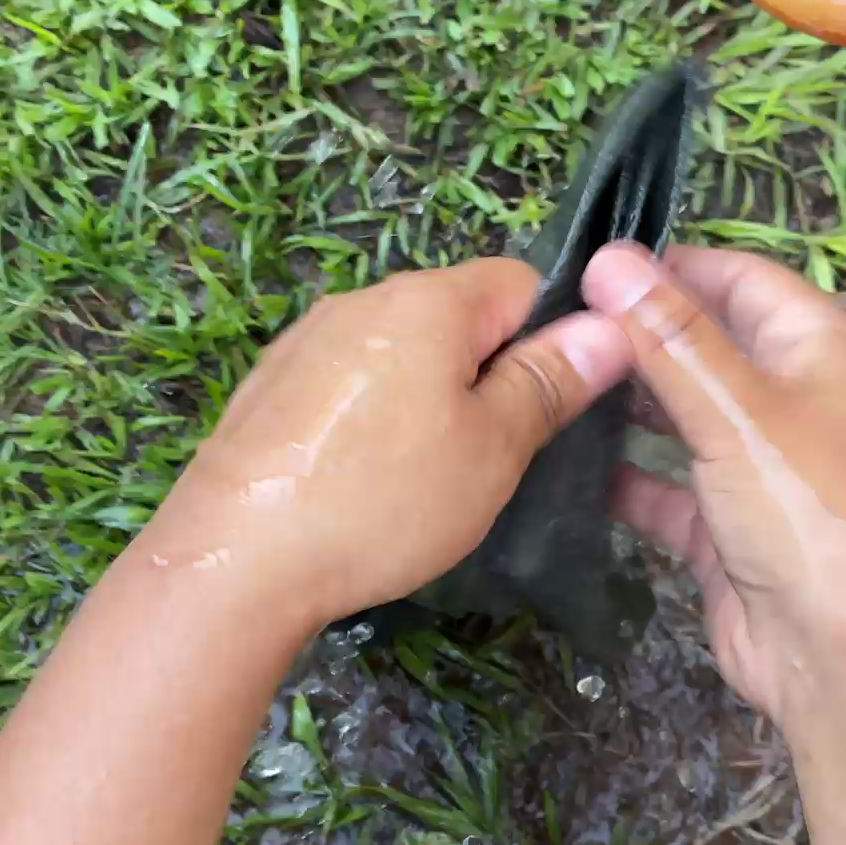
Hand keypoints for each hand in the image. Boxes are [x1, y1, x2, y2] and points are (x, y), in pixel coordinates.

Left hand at [139, 259, 631, 628]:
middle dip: (488, 371)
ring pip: (406, 350)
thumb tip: (611, 327)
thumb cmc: (385, 499)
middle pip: (460, 316)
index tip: (537, 407)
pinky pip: (354, 378)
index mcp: (427, 300)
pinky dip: (376, 412)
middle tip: (486, 451)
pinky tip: (362, 474)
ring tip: (422, 472)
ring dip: (433, 395)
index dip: (547, 339)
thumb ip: (550, 381)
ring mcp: (308, 339)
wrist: (234, 562)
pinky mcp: (272, 383)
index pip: (521, 282)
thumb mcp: (492, 448)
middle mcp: (363, 299)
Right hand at [584, 244, 845, 727]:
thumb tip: (609, 258)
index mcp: (814, 346)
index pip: (734, 277)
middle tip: (552, 329)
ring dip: (624, 404)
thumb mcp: (736, 410)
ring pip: (678, 413)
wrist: (838, 658)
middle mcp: (787, 395)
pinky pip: (664, 482)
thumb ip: (669, 335)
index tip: (587, 271)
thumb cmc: (805, 512)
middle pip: (701, 344)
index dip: (666, 268)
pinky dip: (624, 476)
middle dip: (634, 337)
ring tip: (550, 382)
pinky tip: (564, 463)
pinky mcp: (721, 518)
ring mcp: (753, 461)